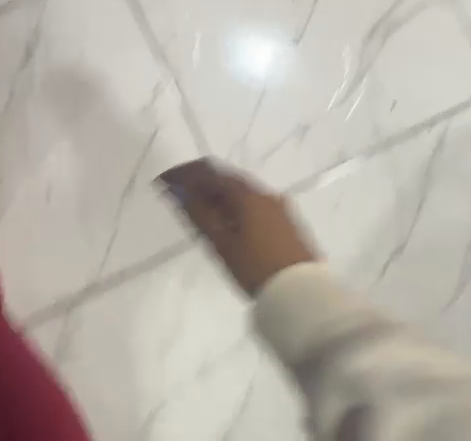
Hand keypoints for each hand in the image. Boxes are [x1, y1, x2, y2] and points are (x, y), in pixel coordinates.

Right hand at [158, 158, 318, 295]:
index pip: (208, 172)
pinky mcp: (288, 224)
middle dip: (200, 184)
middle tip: (179, 196)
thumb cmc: (256, 267)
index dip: (183, 175)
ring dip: (217, 196)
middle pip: (225, 179)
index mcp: (248, 194)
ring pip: (240, 193)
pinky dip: (234, 206)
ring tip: (200, 211)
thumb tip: (176, 192)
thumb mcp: (220, 242)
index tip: (164, 183)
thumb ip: (196, 212)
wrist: (305, 298)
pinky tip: (226, 222)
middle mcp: (265, 194)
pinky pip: (254, 205)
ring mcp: (280, 208)